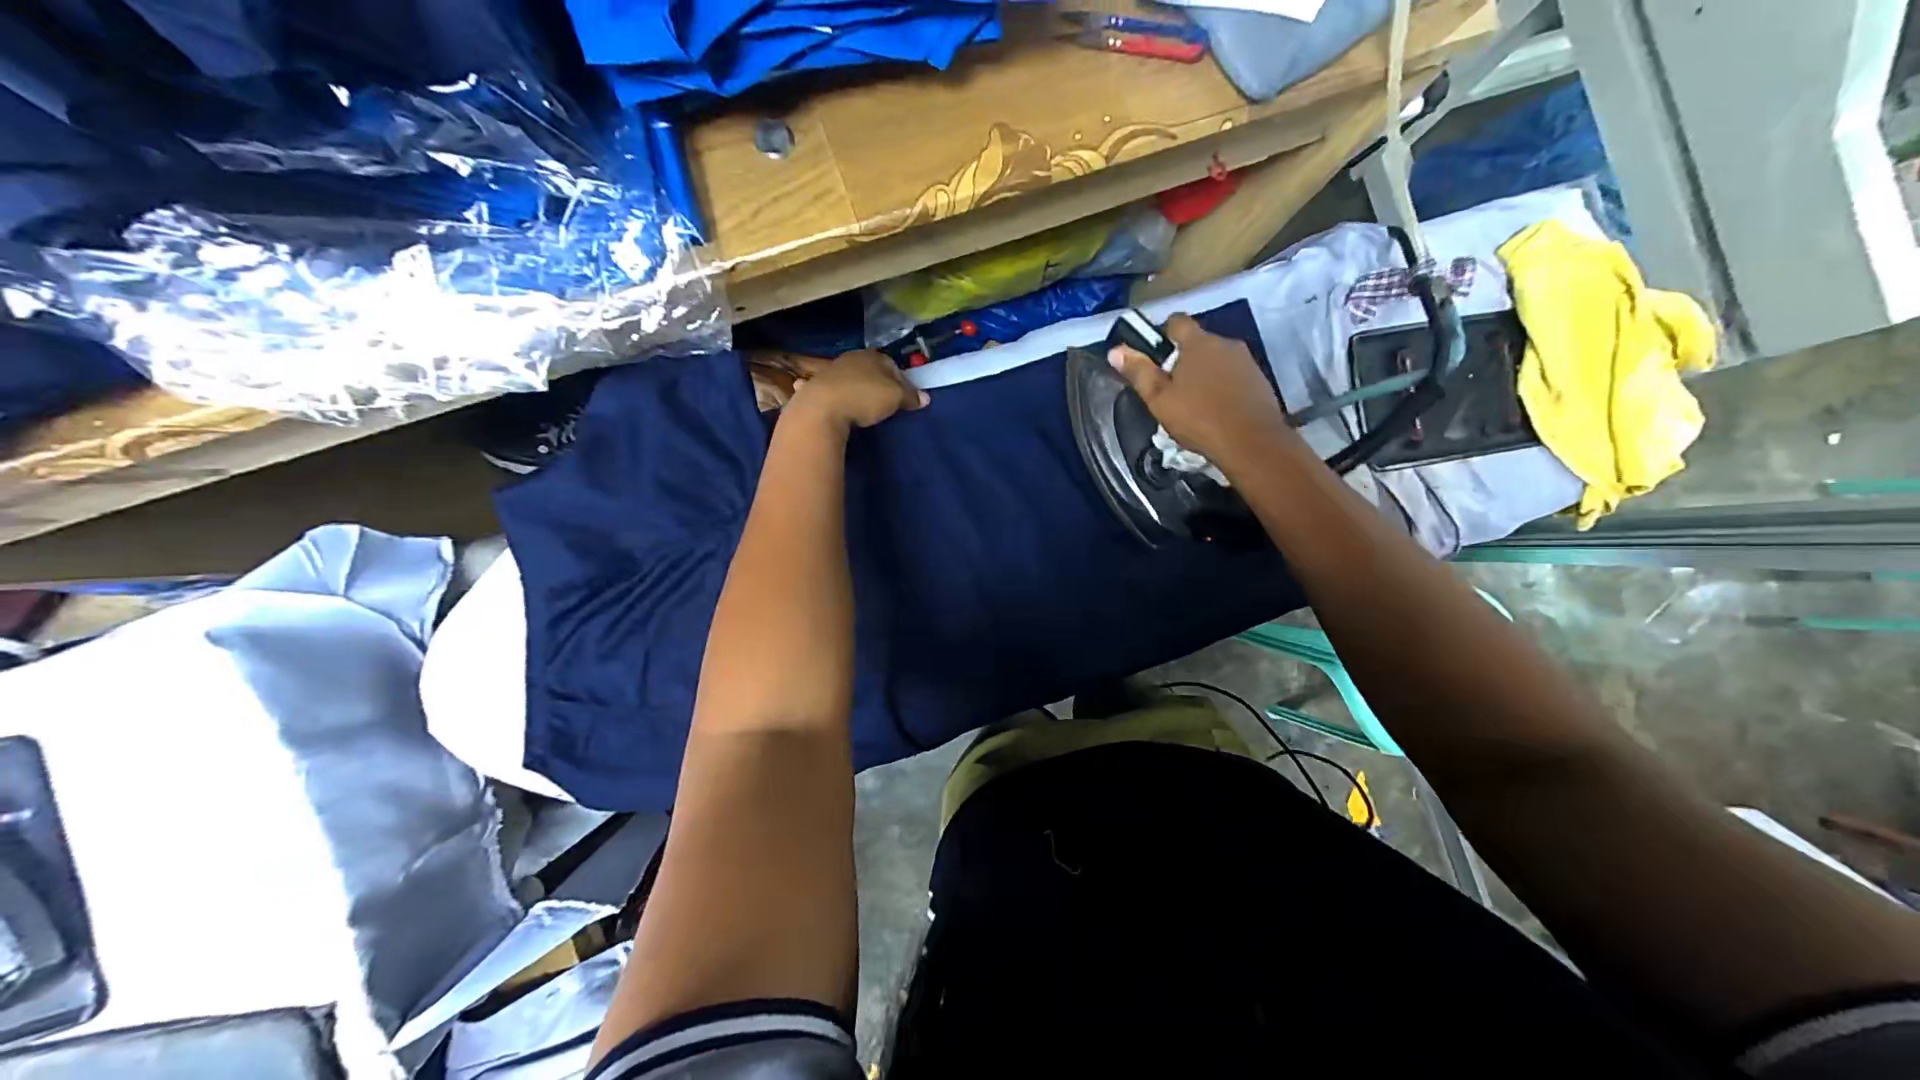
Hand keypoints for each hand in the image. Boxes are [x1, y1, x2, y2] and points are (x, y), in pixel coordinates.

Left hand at [788, 350, 928, 429]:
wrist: (822, 407)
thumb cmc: (865, 397)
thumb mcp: (895, 398)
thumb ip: (910, 396)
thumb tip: (925, 398)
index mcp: (874, 356)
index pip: (893, 365)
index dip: (902, 381)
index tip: (905, 398)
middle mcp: (852, 357)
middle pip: (872, 370)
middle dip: (879, 384)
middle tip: (886, 403)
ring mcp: (832, 370)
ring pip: (852, 378)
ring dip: (859, 389)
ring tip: (865, 407)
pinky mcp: (817, 386)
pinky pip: (835, 389)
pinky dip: (840, 395)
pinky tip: (841, 406)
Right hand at [1107, 314, 1299, 473]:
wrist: (1252, 443)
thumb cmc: (1199, 419)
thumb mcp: (1159, 399)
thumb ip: (1138, 372)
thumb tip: (1115, 350)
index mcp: (1198, 343)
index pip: (1176, 321)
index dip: (1162, 334)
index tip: (1154, 357)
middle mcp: (1225, 342)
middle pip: (1198, 342)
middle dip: (1183, 359)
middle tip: (1171, 389)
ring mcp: (1246, 360)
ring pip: (1217, 359)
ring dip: (1205, 373)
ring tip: (1194, 403)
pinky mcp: (1260, 379)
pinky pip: (1234, 375)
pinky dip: (1223, 386)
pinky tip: (1217, 410)